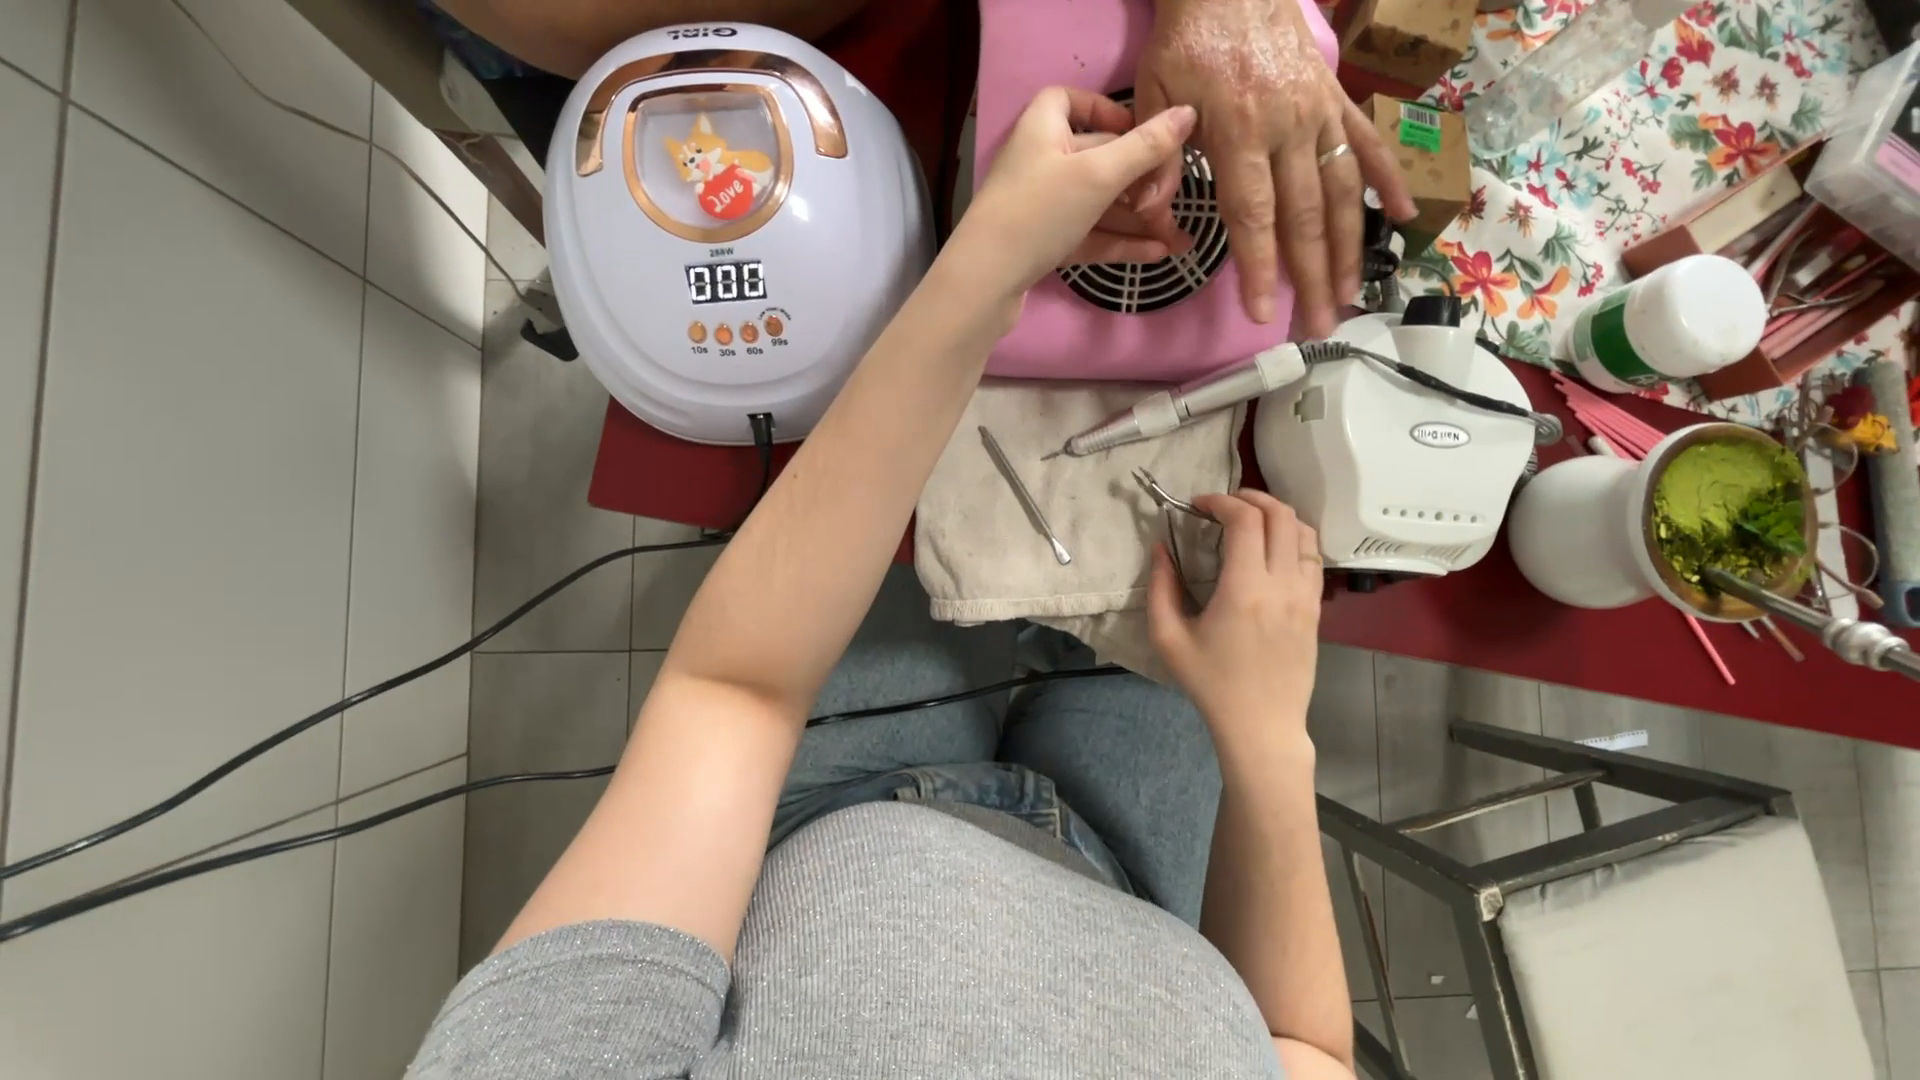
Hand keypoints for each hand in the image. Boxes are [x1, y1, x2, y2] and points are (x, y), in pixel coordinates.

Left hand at [946, 87, 1196, 312]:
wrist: (983, 282)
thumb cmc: (1038, 212)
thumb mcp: (1098, 175)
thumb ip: (1145, 147)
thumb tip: (1187, 113)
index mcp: (1042, 129)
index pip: (1070, 101)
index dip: (1106, 110)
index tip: (1138, 129)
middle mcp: (1039, 162)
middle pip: (1097, 159)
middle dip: (1141, 182)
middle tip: (1173, 204)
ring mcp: (1039, 207)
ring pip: (1097, 205)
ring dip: (1137, 220)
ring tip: (1179, 241)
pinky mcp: (1041, 245)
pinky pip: (1087, 235)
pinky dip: (1118, 242)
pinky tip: (1155, 254)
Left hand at [1132, 0, 1414, 335]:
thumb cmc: (1187, 42)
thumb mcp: (1156, 92)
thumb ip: (1158, 156)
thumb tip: (1153, 212)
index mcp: (1240, 133)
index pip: (1252, 215)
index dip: (1259, 267)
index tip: (1262, 313)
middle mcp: (1288, 128)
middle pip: (1304, 216)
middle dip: (1312, 276)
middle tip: (1318, 327)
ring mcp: (1319, 114)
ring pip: (1342, 190)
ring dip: (1351, 246)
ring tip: (1353, 293)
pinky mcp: (1336, 99)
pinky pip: (1369, 143)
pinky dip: (1388, 180)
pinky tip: (1404, 218)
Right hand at [1147, 490, 1322, 743]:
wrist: (1261, 724)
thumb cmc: (1210, 683)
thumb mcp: (1168, 638)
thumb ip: (1160, 588)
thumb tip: (1160, 548)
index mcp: (1245, 589)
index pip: (1245, 520)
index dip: (1220, 501)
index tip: (1198, 504)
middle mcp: (1283, 584)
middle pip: (1280, 515)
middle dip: (1250, 497)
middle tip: (1223, 503)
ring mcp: (1306, 595)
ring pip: (1304, 531)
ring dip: (1277, 514)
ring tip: (1250, 518)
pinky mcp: (1316, 608)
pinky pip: (1313, 556)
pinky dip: (1294, 538)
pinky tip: (1272, 546)